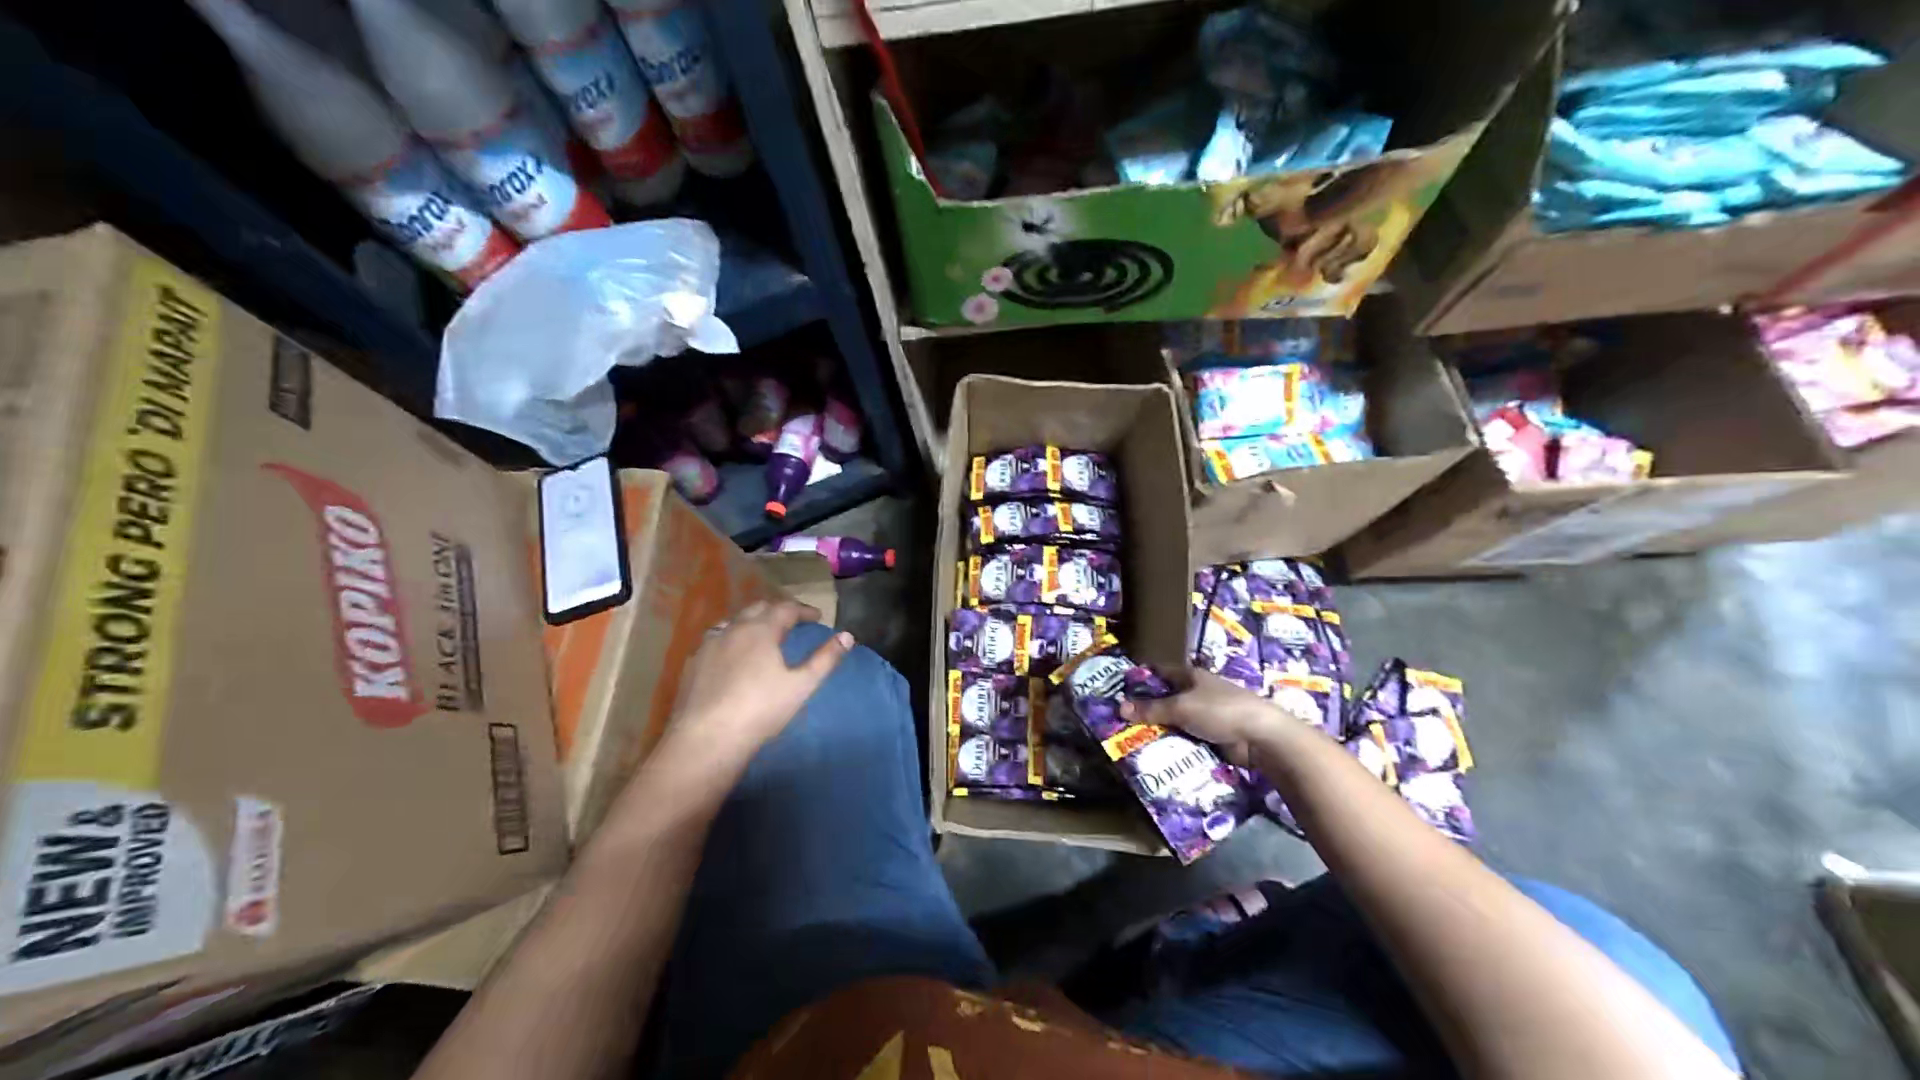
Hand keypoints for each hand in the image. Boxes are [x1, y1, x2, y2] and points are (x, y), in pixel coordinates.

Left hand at [667, 599, 852, 763]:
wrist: (707, 739)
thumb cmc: (761, 709)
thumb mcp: (801, 686)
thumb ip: (825, 659)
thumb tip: (847, 636)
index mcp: (761, 630)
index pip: (786, 608)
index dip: (804, 610)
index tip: (816, 617)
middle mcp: (732, 629)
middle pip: (757, 609)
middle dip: (777, 611)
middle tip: (791, 622)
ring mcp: (708, 645)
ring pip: (732, 623)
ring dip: (751, 623)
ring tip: (762, 637)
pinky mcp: (692, 664)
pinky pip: (715, 641)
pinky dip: (730, 641)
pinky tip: (732, 658)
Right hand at [1122, 669, 1300, 767]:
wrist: (1262, 737)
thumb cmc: (1220, 710)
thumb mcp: (1181, 708)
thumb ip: (1151, 709)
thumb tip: (1119, 707)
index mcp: (1191, 675)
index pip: (1160, 671)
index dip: (1141, 678)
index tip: (1120, 690)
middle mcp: (1198, 691)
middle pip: (1167, 698)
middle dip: (1147, 709)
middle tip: (1122, 721)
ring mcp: (1208, 714)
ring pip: (1176, 720)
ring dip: (1161, 729)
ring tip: (1135, 739)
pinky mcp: (1215, 734)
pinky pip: (1188, 737)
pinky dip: (1176, 743)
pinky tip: (1159, 751)